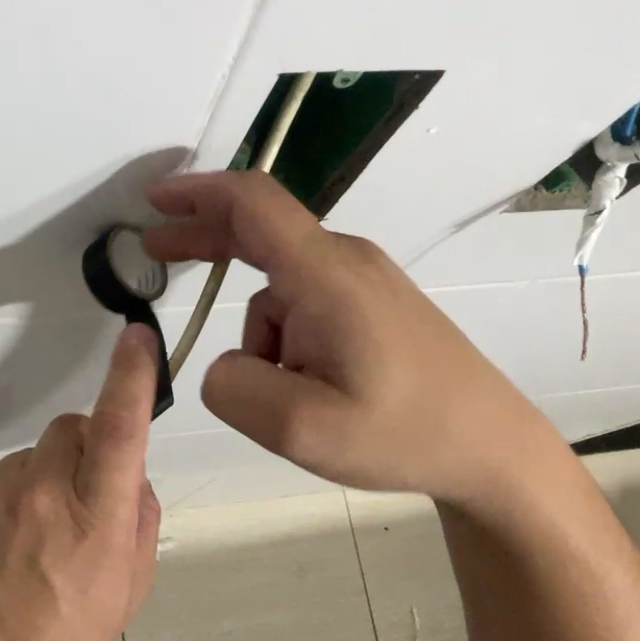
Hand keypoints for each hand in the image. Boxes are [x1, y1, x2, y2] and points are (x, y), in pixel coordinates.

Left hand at [0, 324, 163, 640]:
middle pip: (70, 427)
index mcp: (95, 514)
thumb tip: (130, 475)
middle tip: (80, 502)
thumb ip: (140, 518)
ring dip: (41, 482)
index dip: (130, 378)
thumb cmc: (66, 636)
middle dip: (83, 449)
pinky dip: (6, 503)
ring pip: (30, 458)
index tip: (136, 337)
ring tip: (31, 543)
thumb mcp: (131, 587)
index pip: (119, 428)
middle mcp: (42, 489)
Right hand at [143, 171, 547, 500]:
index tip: (152, 202)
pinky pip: (304, 308)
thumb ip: (235, 388)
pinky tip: (309, 392)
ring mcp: (364, 283)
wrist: (487, 445)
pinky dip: (285, 343)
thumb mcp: (301, 429)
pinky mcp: (373, 306)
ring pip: (278, 294)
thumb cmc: (402, 435)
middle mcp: (345, 262)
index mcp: (326, 277)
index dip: (196, 194)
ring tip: (292, 403)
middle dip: (204, 241)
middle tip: (154, 255)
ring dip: (260, 340)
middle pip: (260, 233)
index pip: (253, 205)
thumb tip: (222, 365)